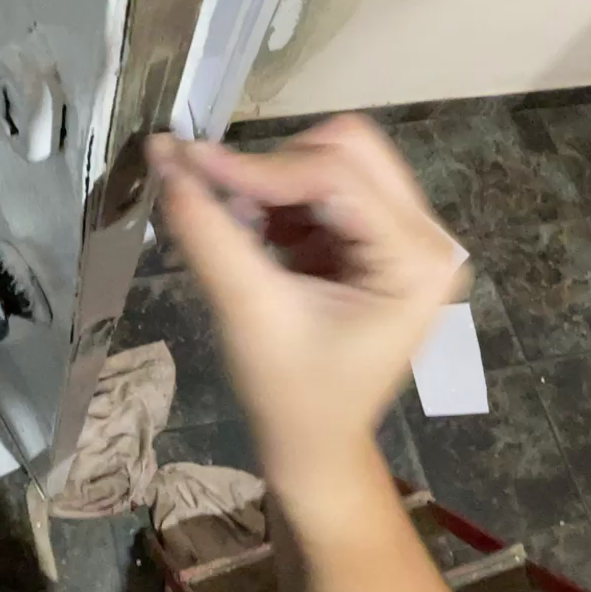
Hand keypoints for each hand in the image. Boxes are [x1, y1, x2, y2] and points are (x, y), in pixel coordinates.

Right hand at [147, 116, 469, 480]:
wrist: (313, 442)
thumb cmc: (291, 395)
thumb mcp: (248, 312)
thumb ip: (207, 232)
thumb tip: (164, 156)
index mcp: (417, 261)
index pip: (337, 176)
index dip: (257, 166)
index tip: (186, 161)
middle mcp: (426, 236)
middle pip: (348, 149)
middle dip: (274, 168)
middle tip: (223, 201)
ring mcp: (406, 234)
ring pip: (334, 159)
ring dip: (275, 184)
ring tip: (242, 232)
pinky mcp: (378, 237)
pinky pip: (325, 185)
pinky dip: (281, 200)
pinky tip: (259, 238)